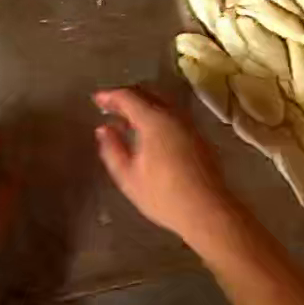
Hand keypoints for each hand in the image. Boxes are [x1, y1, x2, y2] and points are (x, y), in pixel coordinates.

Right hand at [93, 86, 241, 242]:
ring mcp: (189, 124)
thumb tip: (103, 129)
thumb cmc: (163, 196)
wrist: (207, 210)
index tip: (96, 99)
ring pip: (162, 102)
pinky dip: (156, 114)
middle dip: (126, 96)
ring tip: (126, 119)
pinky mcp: (198, 136)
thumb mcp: (128, 176)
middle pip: (147, 93)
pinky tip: (148, 131)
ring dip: (142, 104)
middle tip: (109, 105)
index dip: (110, 96)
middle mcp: (174, 115)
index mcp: (154, 120)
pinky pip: (172, 114)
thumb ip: (113, 148)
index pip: (129, 97)